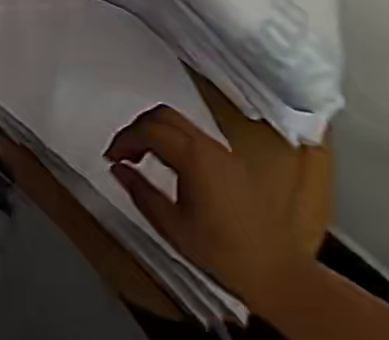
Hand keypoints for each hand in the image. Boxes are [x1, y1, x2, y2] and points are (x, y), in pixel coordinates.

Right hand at [104, 105, 306, 307]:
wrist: (277, 273)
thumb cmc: (223, 253)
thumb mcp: (172, 226)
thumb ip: (140, 191)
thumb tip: (119, 170)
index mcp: (193, 156)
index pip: (149, 129)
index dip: (124, 139)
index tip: (111, 156)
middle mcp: (210, 146)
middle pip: (164, 114)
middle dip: (138, 127)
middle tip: (122, 150)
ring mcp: (225, 153)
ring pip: (181, 123)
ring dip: (156, 131)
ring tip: (140, 157)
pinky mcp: (234, 164)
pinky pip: (196, 137)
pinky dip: (174, 140)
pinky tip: (169, 166)